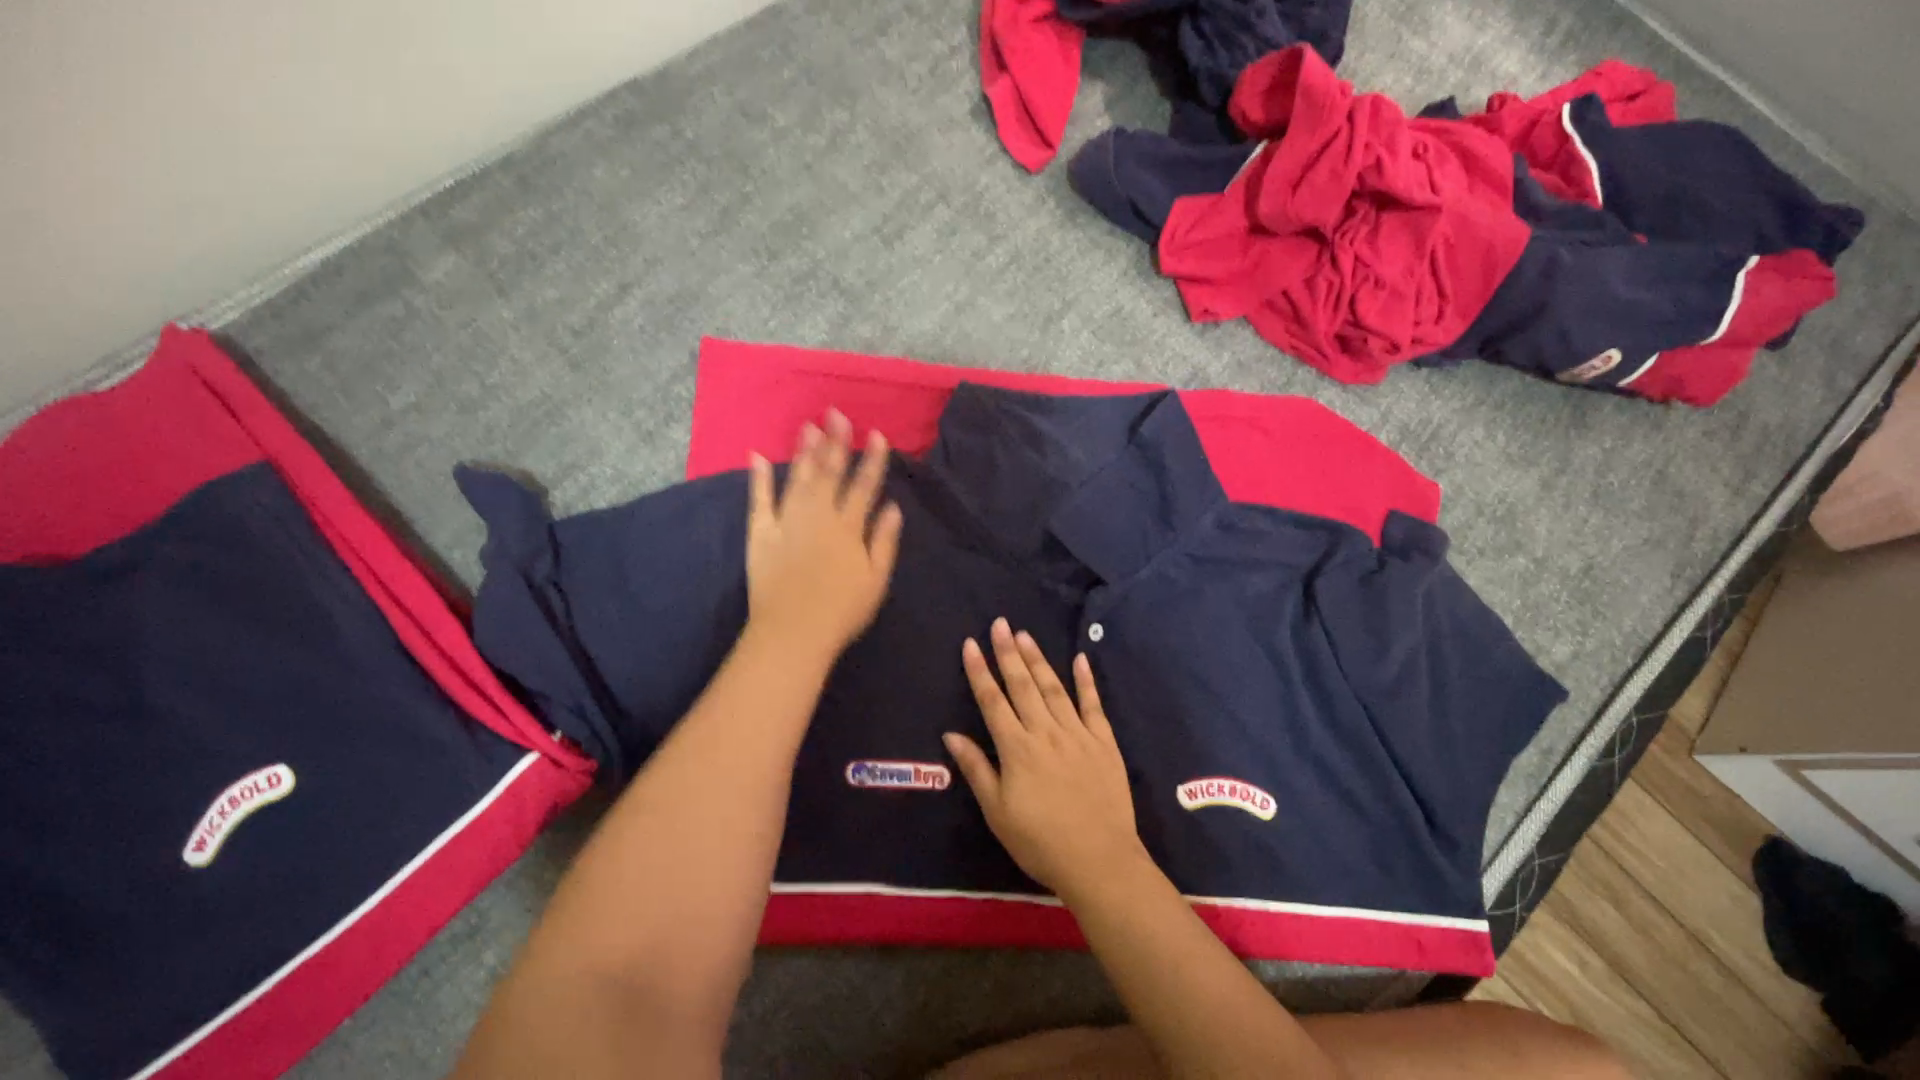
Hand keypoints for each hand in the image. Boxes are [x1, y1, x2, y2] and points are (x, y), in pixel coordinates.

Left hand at [745, 410, 903, 661]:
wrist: (793, 633)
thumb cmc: (841, 612)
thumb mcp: (876, 581)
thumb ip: (884, 541)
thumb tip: (893, 506)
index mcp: (848, 528)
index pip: (864, 486)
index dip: (872, 459)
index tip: (876, 433)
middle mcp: (818, 517)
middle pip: (829, 473)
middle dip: (835, 442)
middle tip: (836, 413)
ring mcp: (787, 523)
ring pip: (798, 479)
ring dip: (804, 451)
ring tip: (808, 425)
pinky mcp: (761, 534)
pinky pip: (760, 501)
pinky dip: (758, 478)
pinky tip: (756, 455)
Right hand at [944, 618, 1148, 898]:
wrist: (1099, 860)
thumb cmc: (1040, 842)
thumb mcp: (998, 812)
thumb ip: (977, 769)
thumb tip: (952, 734)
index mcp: (1016, 749)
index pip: (993, 702)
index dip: (980, 671)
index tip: (971, 644)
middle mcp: (1046, 733)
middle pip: (1023, 686)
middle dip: (1008, 653)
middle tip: (1000, 624)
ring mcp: (1078, 735)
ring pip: (1054, 689)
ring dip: (1039, 660)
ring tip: (1026, 635)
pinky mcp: (1104, 743)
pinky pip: (1093, 705)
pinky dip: (1086, 681)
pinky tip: (1080, 659)